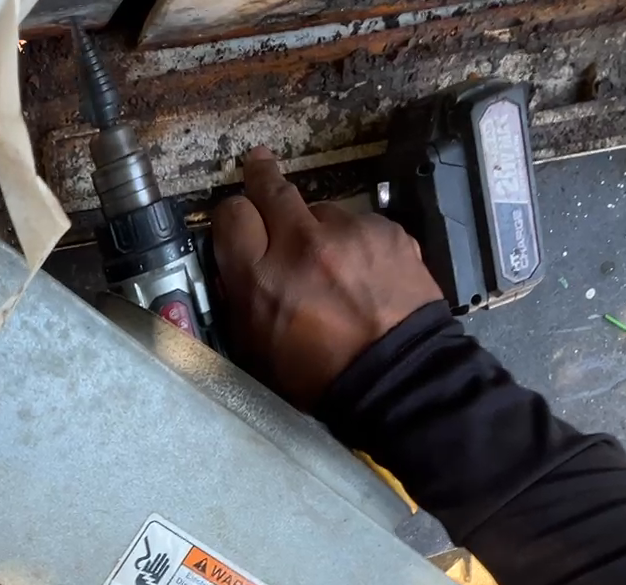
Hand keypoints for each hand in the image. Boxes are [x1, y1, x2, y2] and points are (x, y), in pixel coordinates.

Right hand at [211, 147, 444, 410]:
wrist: (395, 376)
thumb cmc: (317, 374)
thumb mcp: (256, 347)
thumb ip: (240, 299)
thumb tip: (236, 268)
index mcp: (260, 279)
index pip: (231, 215)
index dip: (231, 215)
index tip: (235, 217)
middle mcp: (300, 245)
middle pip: (271, 188)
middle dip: (261, 176)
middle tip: (258, 166)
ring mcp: (348, 233)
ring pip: (319, 207)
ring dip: (313, 224)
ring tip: (323, 258)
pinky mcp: (386, 231)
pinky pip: (358, 223)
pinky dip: (352, 240)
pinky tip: (357, 270)